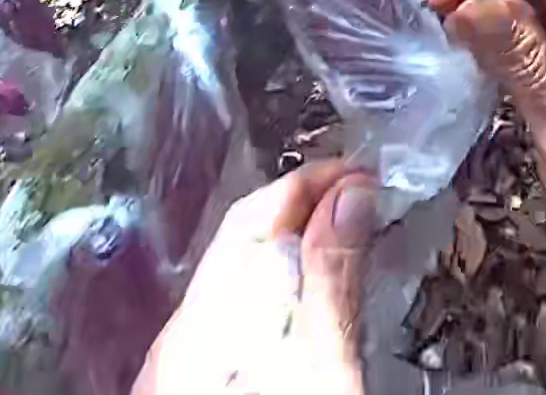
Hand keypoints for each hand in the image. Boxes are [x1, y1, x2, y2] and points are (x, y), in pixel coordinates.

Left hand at [135, 160, 376, 394]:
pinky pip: (241, 307)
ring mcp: (180, 363)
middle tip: (364, 195)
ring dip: (299, 241)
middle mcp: (179, 337)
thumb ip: (333, 281)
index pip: (257, 212)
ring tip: (348, 235)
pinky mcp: (195, 384)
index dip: (316, 180)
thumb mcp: (323, 371)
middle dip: (308, 203)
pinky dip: (284, 281)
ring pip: (243, 271)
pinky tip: (312, 294)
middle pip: (246, 236)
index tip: (366, 172)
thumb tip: (353, 193)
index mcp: (198, 323)